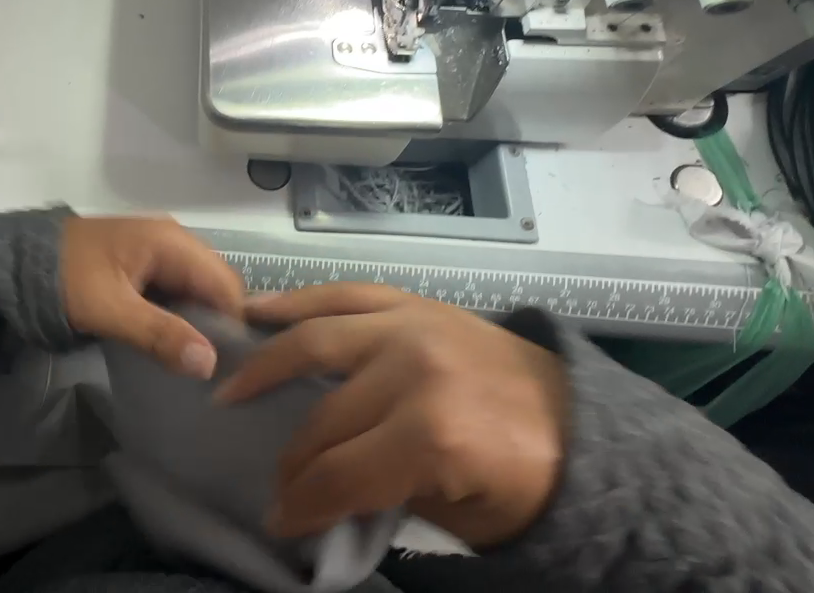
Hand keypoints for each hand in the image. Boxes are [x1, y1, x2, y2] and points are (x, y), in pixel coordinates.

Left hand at [58, 215, 243, 379]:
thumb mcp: (110, 309)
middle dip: (219, 325)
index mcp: (171, 242)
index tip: (231, 368)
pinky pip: (178, 289)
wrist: (20, 261)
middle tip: (216, 372)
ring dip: (200, 323)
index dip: (234, 325)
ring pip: (198, 289)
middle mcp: (174, 239)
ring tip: (199, 364)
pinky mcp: (145, 263)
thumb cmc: (66, 279)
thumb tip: (209, 363)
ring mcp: (160, 250)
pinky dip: (182, 315)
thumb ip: (159, 334)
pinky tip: (177, 345)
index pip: (226, 285)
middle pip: (216, 285)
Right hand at [214, 283, 568, 548]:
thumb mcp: (465, 515)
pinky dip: (294, 302)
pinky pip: (340, 293)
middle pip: (324, 417)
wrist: (582, 422)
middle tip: (270, 478)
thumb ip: (388, 496)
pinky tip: (257, 310)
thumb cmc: (528, 481)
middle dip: (291, 457)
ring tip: (230, 383)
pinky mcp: (411, 300)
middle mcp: (414, 370)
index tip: (278, 518)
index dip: (304, 502)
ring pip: (315, 340)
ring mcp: (410, 325)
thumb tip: (323, 493)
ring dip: (265, 364)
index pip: (343, 474)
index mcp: (436, 435)